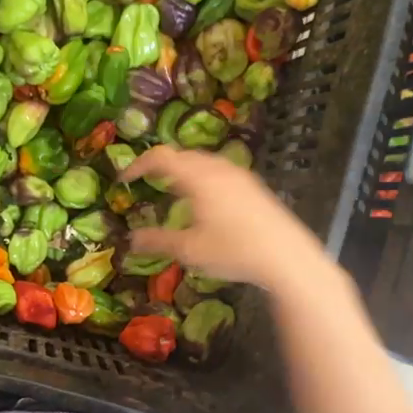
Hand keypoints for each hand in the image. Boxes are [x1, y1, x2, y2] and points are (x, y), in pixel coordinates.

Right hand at [122, 146, 333, 292]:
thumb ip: (158, 241)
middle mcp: (218, 169)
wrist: (287, 257)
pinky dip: (202, 178)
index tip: (125, 178)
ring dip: (183, 171)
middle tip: (146, 181)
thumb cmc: (234, 250)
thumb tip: (131, 240)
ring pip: (203, 162)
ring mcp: (239, 176)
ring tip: (173, 190)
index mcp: (198, 177)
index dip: (139, 164)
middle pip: (183, 155)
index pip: (161, 157)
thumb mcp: (189, 249)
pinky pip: (219, 172)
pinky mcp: (253, 187)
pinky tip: (204, 202)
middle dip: (161, 166)